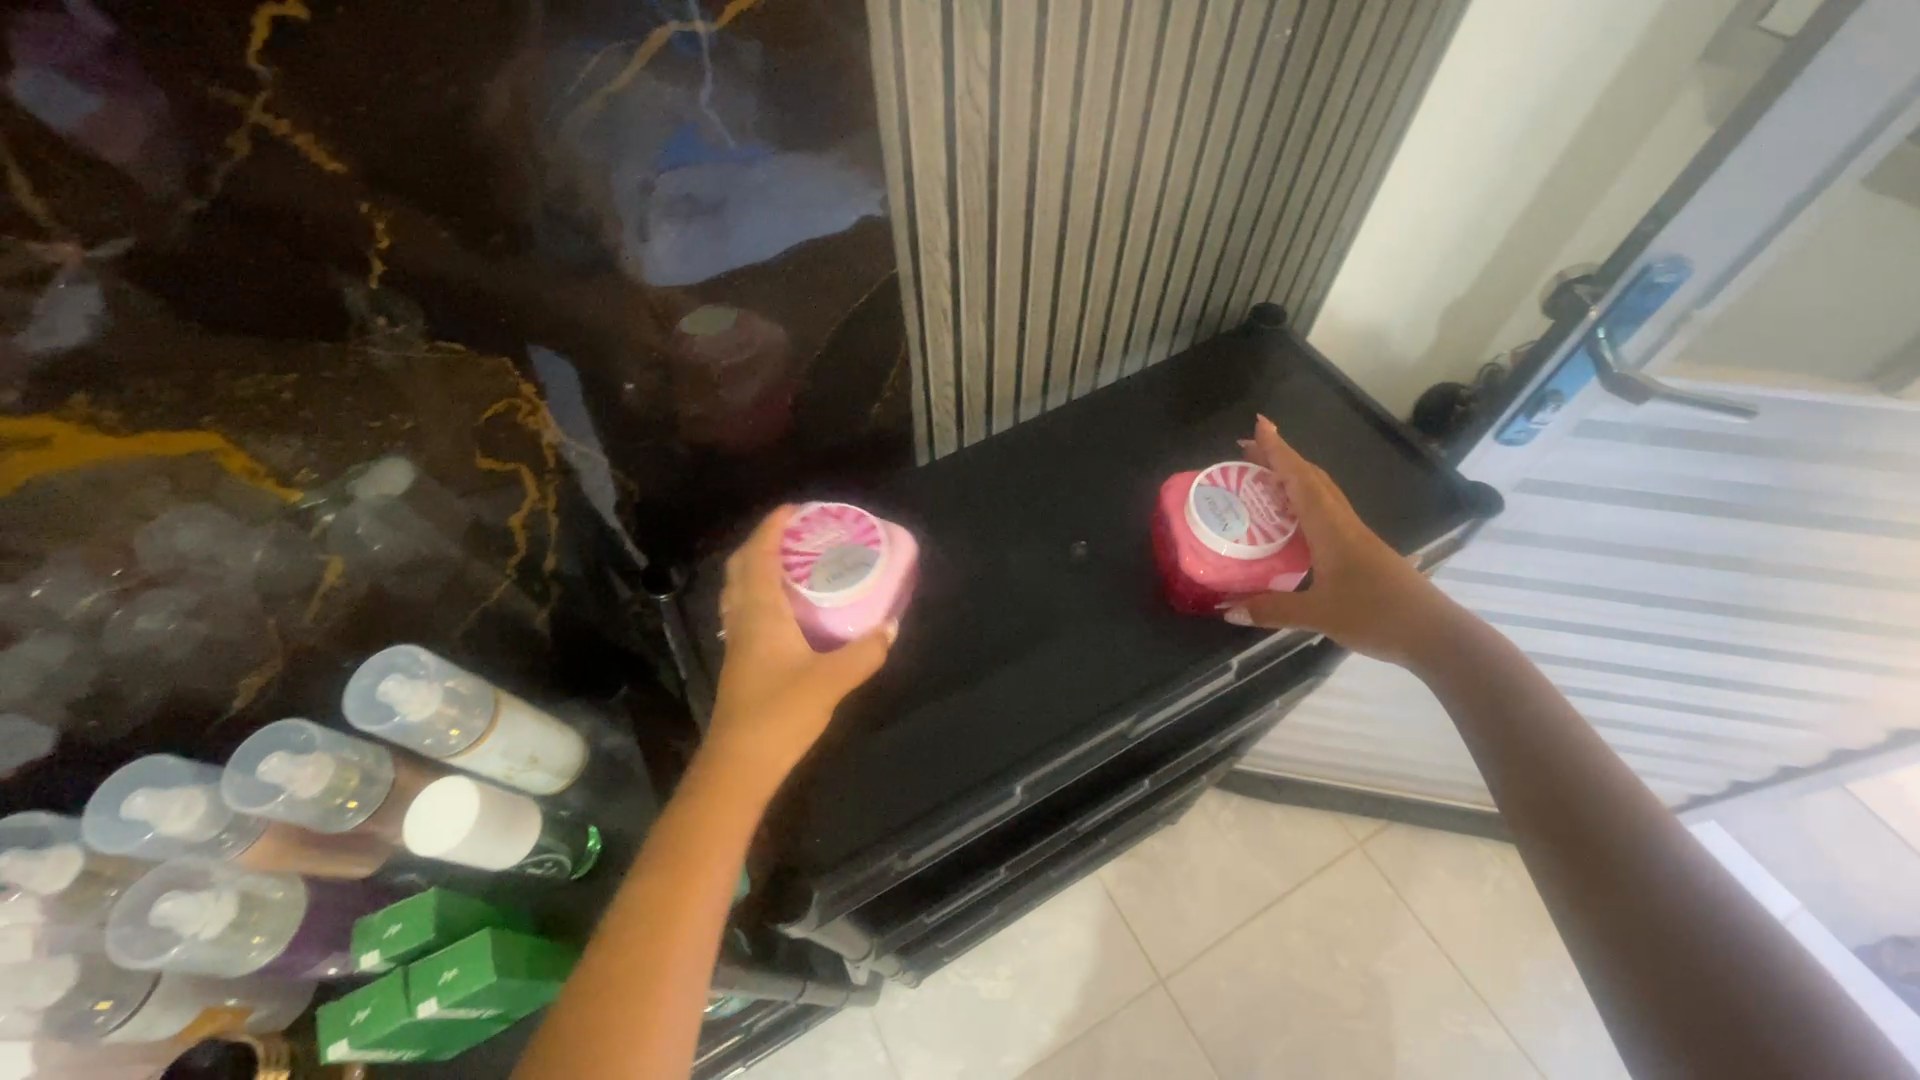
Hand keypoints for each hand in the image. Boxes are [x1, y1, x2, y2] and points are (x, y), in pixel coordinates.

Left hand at [703, 506, 896, 781]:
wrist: (739, 763)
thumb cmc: (780, 713)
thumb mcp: (832, 681)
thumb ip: (865, 652)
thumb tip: (891, 626)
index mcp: (761, 613)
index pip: (760, 555)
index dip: (772, 527)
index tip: (794, 508)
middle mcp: (744, 619)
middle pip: (742, 568)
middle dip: (763, 542)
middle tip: (795, 533)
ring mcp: (738, 643)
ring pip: (740, 591)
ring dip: (758, 568)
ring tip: (792, 563)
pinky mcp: (741, 662)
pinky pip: (746, 612)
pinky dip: (761, 595)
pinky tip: (786, 610)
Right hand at [1222, 416, 1458, 663]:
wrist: (1434, 634)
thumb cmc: (1377, 616)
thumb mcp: (1318, 615)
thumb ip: (1272, 609)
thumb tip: (1227, 609)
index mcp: (1331, 529)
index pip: (1300, 480)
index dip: (1279, 452)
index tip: (1259, 426)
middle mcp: (1344, 525)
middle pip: (1312, 479)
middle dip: (1282, 459)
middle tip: (1248, 450)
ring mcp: (1355, 538)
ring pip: (1321, 495)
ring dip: (1293, 478)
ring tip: (1262, 477)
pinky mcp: (1360, 552)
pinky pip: (1326, 515)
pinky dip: (1303, 504)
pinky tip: (1289, 520)